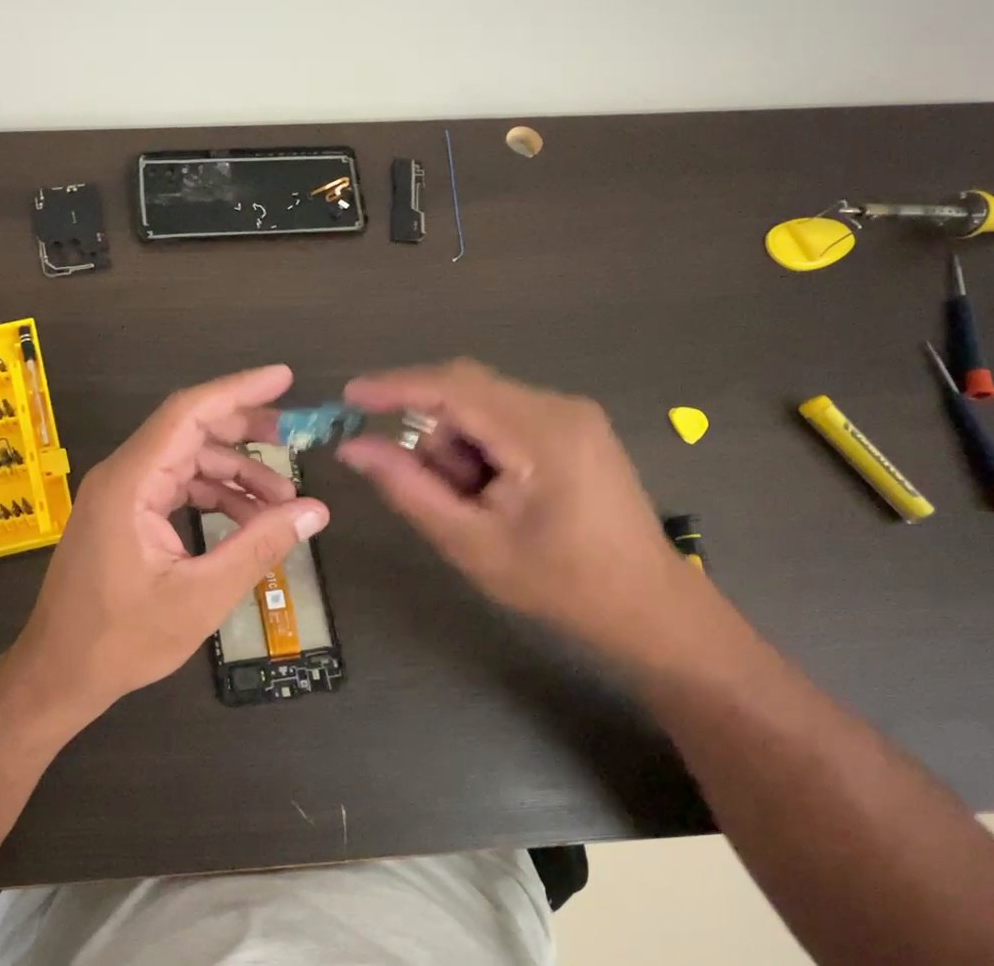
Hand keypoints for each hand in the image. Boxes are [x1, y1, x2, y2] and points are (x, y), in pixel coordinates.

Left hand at [12, 364, 330, 717]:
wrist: (59, 673)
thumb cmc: (123, 638)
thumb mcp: (201, 595)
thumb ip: (259, 546)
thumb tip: (315, 510)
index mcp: (130, 483)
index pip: (187, 414)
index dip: (237, 390)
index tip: (284, 378)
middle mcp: (121, 477)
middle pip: (189, 432)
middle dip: (245, 433)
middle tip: (297, 438)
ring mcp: (119, 496)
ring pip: (186, 463)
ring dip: (234, 475)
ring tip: (284, 502)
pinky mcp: (123, 517)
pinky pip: (175, 489)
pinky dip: (212, 498)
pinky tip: (248, 522)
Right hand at [336, 359, 699, 662]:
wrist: (646, 606)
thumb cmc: (557, 582)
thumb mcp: (468, 541)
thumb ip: (407, 487)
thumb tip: (353, 448)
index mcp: (541, 432)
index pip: (452, 387)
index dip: (394, 387)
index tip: (347, 398)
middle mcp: (560, 406)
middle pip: (466, 393)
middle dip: (433, 436)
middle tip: (433, 492)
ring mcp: (572, 413)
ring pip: (482, 407)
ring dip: (458, 449)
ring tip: (475, 506)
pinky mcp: (575, 427)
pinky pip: (504, 419)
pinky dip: (481, 451)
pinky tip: (494, 495)